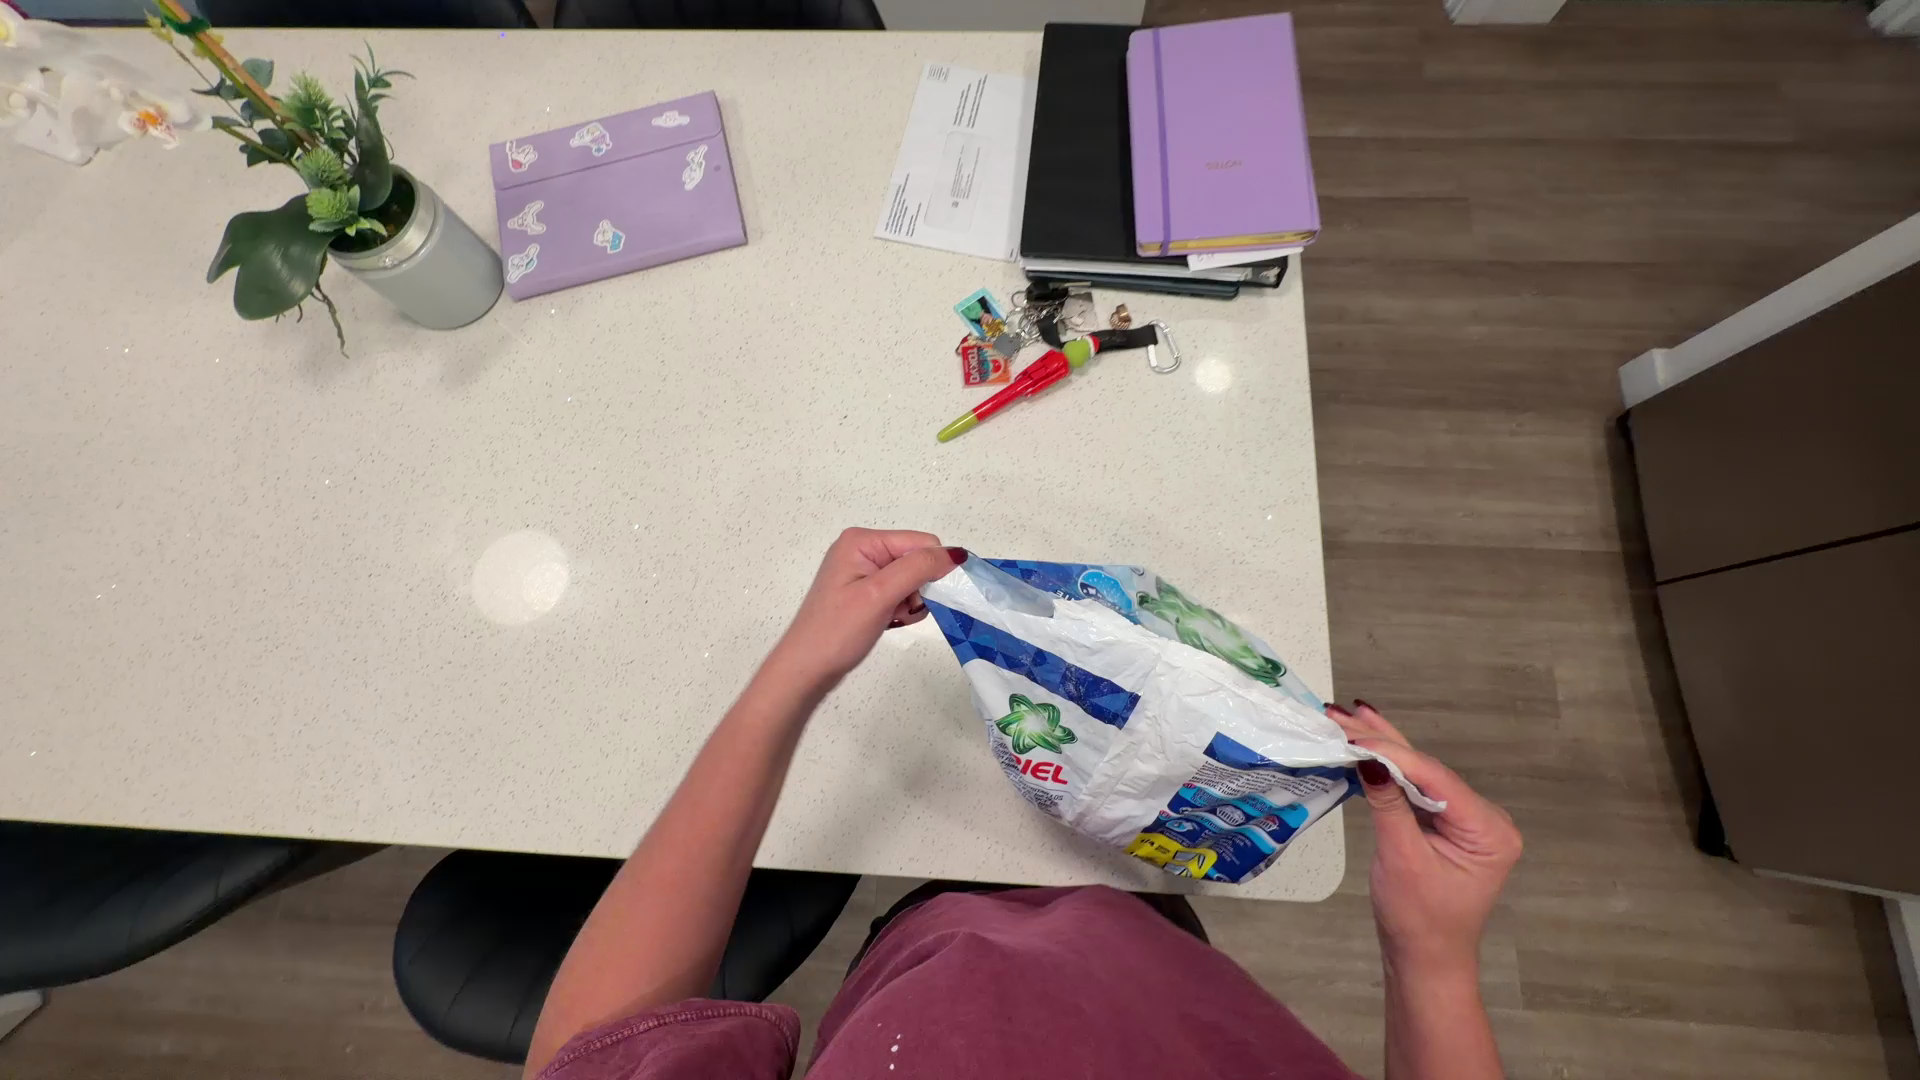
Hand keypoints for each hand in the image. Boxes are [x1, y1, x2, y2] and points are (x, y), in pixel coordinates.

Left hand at [768, 528, 965, 687]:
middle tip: (901, 610)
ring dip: (911, 602)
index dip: (933, 568)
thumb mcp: (880, 595)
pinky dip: (902, 609)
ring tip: (892, 619)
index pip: (921, 542)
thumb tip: (957, 553)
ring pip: (912, 579)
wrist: (806, 670)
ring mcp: (863, 572)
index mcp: (862, 541)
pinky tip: (888, 622)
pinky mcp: (865, 592)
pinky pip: (900, 593)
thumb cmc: (838, 631)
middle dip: (919, 587)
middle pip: (917, 559)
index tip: (924, 599)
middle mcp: (863, 549)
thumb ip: (918, 569)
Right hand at [1326, 702, 1521, 979]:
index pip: (1433, 777)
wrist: (1423, 956)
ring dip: (1380, 744)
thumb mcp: (1401, 859)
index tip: (1348, 735)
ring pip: (1417, 770)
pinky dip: (1386, 763)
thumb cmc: (1417, 915)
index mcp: (1487, 829)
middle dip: (1381, 739)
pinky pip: (1414, 783)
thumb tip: (1368, 759)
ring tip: (1346, 714)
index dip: (1391, 752)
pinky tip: (1366, 739)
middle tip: (1339, 714)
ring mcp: (1463, 817)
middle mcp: (1483, 816)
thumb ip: (1388, 805)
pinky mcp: (1442, 819)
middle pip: (1425, 767)